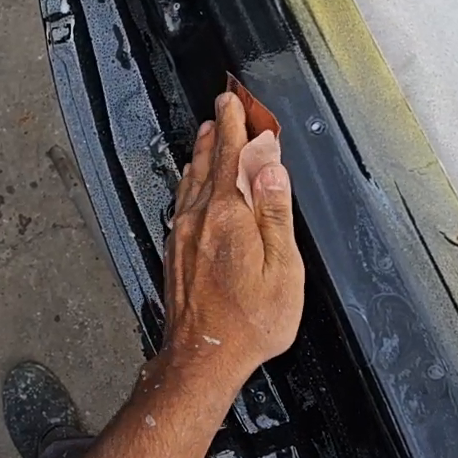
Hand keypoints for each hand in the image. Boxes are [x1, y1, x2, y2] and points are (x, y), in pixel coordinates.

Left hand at [162, 92, 305, 386]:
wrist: (203, 356)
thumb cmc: (251, 320)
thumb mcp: (282, 268)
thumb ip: (274, 211)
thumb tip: (269, 164)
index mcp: (229, 215)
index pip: (231, 156)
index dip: (234, 126)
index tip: (234, 100)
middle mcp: (200, 217)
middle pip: (208, 161)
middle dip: (217, 130)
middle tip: (222, 106)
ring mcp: (183, 232)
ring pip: (192, 179)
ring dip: (201, 151)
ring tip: (207, 132)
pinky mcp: (176, 248)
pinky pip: (183, 199)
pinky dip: (191, 178)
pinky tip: (193, 179)